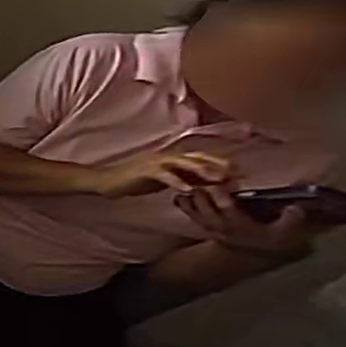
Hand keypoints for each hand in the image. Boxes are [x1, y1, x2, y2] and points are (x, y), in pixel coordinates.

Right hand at [82, 151, 230, 197]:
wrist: (105, 181)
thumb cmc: (133, 181)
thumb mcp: (162, 180)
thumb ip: (181, 179)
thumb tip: (205, 183)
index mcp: (169, 158)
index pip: (199, 158)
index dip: (220, 164)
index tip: (240, 174)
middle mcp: (164, 156)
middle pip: (195, 157)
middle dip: (217, 165)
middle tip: (237, 174)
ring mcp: (153, 162)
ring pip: (182, 163)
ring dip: (201, 170)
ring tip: (218, 178)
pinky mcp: (143, 171)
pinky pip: (163, 175)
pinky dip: (176, 181)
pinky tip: (188, 189)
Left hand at [176, 185, 314, 259]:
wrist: (250, 253)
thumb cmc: (269, 238)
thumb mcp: (285, 233)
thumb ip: (291, 220)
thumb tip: (296, 206)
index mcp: (238, 224)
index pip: (226, 208)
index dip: (221, 195)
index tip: (219, 182)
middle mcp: (218, 224)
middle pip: (202, 206)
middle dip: (200, 191)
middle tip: (199, 176)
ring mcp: (206, 223)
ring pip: (189, 208)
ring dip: (187, 194)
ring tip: (187, 180)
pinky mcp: (198, 222)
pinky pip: (185, 210)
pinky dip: (181, 199)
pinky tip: (181, 188)